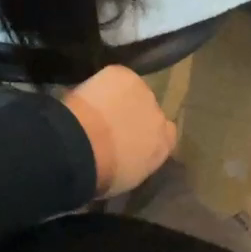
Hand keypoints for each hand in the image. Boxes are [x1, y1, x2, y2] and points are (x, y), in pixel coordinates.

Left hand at [62, 65, 177, 197]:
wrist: (83, 146)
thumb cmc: (102, 173)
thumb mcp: (129, 177)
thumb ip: (138, 160)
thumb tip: (131, 154)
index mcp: (164, 144)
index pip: (167, 134)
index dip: (150, 132)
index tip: (134, 137)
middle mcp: (159, 115)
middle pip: (150, 109)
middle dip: (134, 114)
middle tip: (111, 123)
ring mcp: (142, 91)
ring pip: (133, 91)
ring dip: (120, 97)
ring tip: (98, 107)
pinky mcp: (123, 74)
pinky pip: (116, 76)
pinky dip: (105, 83)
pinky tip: (91, 94)